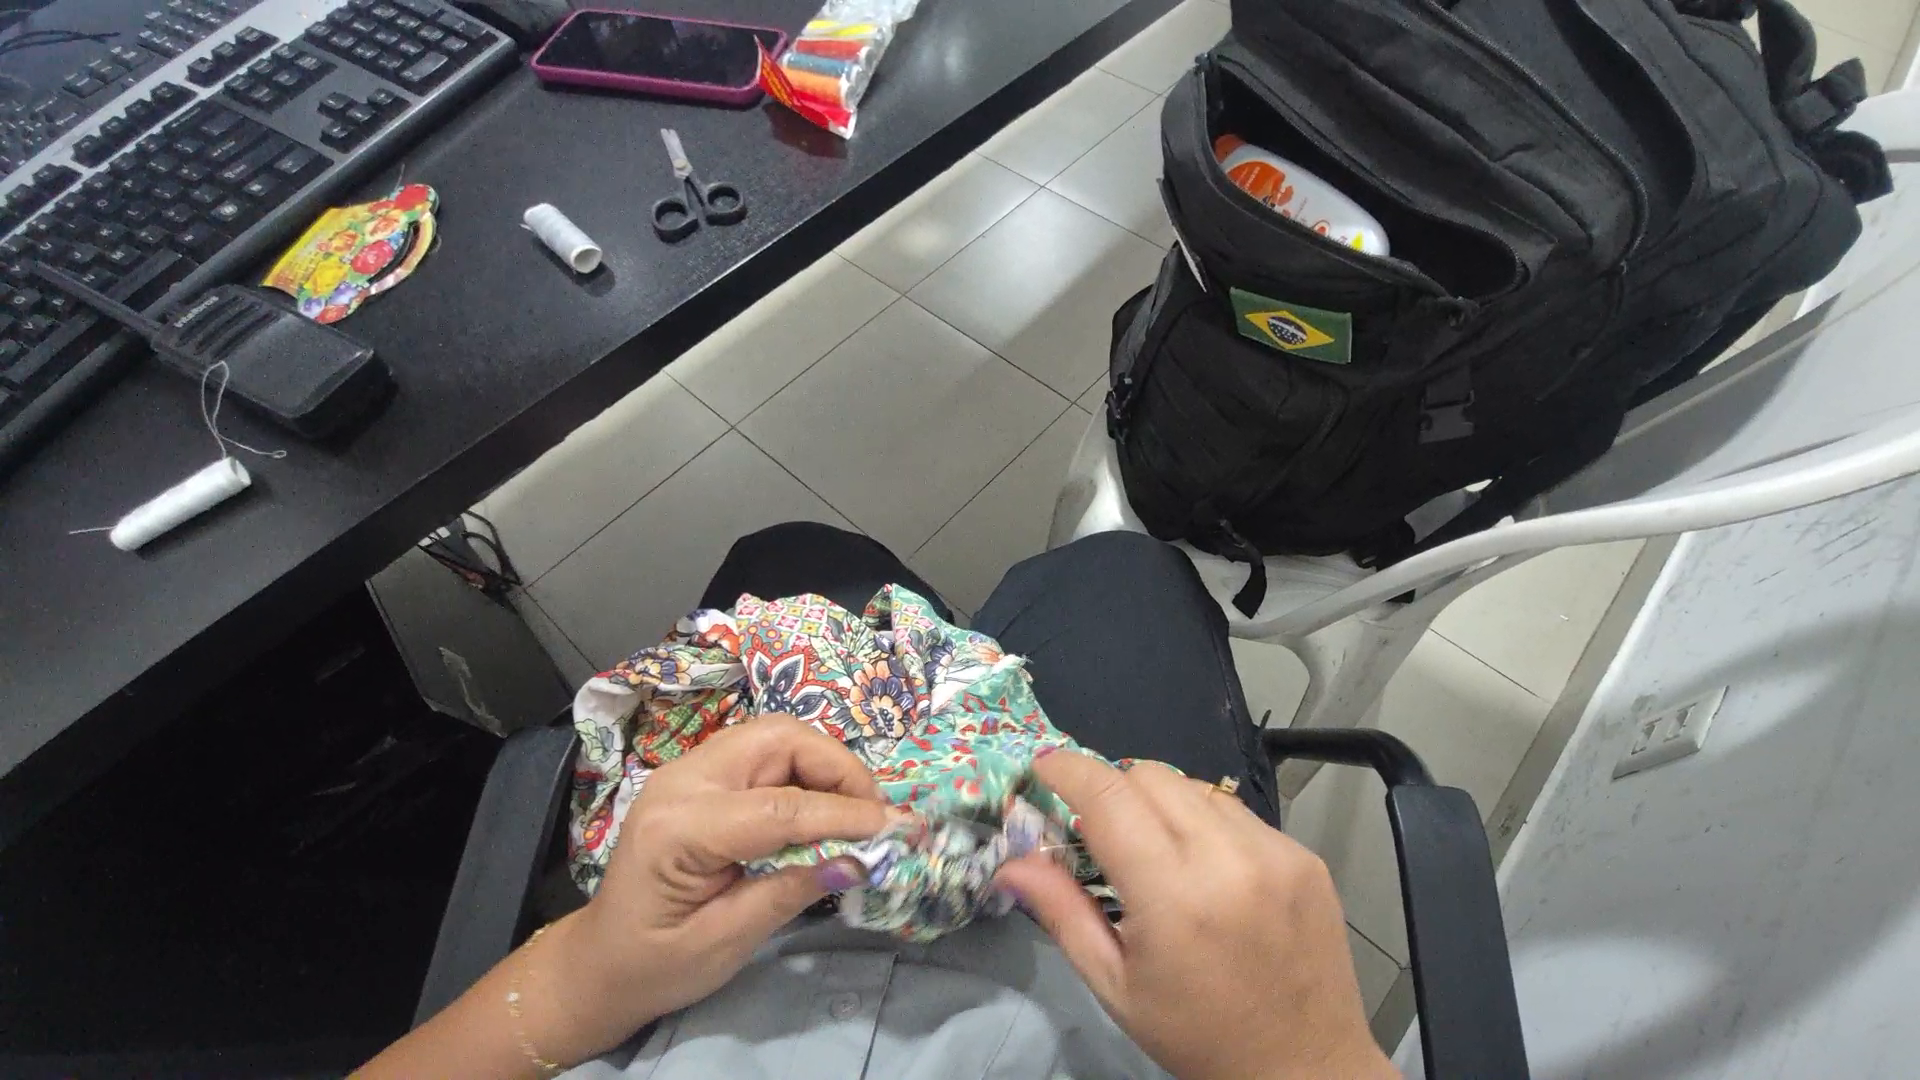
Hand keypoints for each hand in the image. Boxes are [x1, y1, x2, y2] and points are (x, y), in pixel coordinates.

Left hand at [539, 714, 892, 1057]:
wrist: (599, 961)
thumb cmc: (655, 964)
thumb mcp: (725, 943)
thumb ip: (791, 892)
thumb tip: (861, 860)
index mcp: (679, 828)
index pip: (779, 807)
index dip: (844, 815)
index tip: (896, 829)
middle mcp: (683, 779)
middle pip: (780, 739)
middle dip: (839, 767)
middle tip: (875, 814)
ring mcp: (691, 768)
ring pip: (778, 735)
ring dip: (826, 764)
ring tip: (856, 810)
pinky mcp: (703, 772)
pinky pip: (767, 751)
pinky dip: (807, 770)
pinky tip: (824, 805)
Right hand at [996, 752, 1395, 1079]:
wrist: (1308, 1070)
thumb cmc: (1196, 1034)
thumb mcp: (1115, 985)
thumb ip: (1061, 912)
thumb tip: (1011, 860)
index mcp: (1174, 897)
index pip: (1109, 798)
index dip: (1069, 770)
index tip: (1044, 766)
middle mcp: (1228, 859)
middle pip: (1150, 775)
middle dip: (1113, 788)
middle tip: (1101, 828)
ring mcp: (1274, 851)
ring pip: (1193, 784)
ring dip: (1160, 802)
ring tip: (1157, 848)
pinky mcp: (1302, 854)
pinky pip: (1235, 809)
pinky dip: (1205, 819)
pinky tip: (1207, 865)